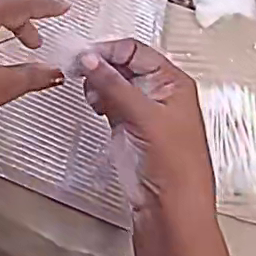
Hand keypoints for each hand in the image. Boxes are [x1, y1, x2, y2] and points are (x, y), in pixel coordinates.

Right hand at [78, 39, 212, 208]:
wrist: (168, 205)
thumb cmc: (175, 165)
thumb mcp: (144, 117)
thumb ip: (114, 85)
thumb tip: (91, 59)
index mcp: (172, 82)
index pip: (135, 50)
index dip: (109, 51)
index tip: (84, 57)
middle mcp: (158, 91)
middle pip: (122, 62)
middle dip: (100, 66)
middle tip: (80, 71)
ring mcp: (141, 107)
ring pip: (111, 80)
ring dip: (97, 82)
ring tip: (93, 95)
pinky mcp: (126, 122)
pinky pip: (107, 98)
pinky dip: (97, 97)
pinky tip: (96, 105)